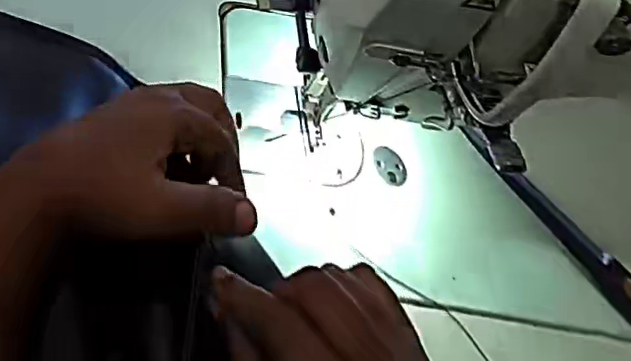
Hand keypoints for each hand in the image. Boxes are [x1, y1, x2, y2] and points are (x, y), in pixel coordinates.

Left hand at [3, 82, 254, 239]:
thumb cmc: (102, 193)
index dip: (234, 174)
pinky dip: (175, 133)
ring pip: (183, 105)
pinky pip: (161, 112)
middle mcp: (155, 98)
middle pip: (207, 106)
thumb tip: (249, 213)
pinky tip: (164, 167)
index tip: (235, 208)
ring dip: (198, 135)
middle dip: (222, 139)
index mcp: (172, 113)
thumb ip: (210, 209)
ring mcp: (133, 101)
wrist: (42, 183)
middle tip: (223, 176)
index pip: (221, 137)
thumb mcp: (162, 209)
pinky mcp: (115, 113)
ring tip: (195, 176)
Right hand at [213, 263, 428, 360]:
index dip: (241, 295)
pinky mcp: (411, 342)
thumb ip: (251, 360)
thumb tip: (230, 318)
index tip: (219, 282)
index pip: (280, 320)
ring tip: (293, 311)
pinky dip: (345, 285)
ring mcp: (398, 350)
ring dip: (308, 286)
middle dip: (277, 291)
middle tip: (260, 309)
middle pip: (312, 288)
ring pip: (340, 277)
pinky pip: (371, 286)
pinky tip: (330, 305)